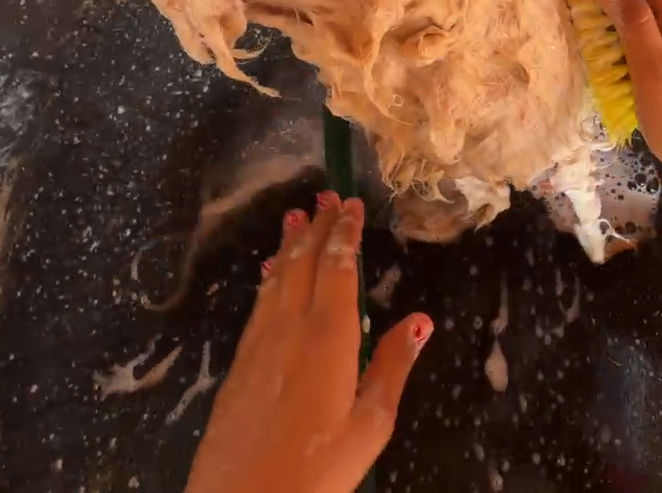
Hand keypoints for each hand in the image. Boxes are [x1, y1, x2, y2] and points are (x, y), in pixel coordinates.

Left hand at [185, 192, 432, 492]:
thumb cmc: (315, 472)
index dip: (345, 233)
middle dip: (317, 228)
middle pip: (304, 265)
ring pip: (277, 281)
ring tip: (295, 217)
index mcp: (328, 338)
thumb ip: (393, 367)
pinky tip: (269, 273)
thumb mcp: (369, 426)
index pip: (338, 269)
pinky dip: (268, 280)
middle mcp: (290, 330)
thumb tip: (423, 319)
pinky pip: (258, 306)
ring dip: (289, 246)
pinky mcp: (238, 369)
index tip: (351, 204)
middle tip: (325, 195)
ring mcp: (259, 348)